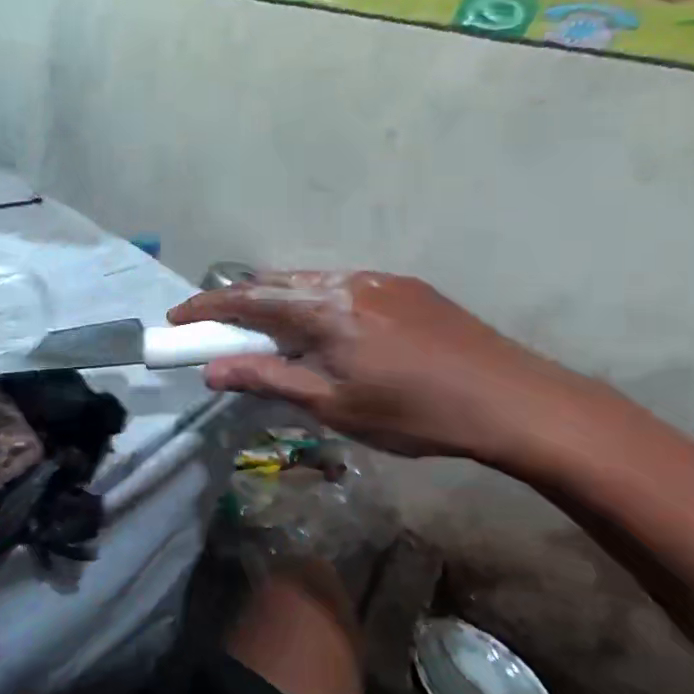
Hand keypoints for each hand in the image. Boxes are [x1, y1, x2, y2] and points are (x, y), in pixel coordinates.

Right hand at [167, 271, 603, 464]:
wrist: (517, 402)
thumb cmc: (416, 413)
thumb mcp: (333, 405)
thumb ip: (269, 379)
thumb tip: (212, 371)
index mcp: (326, 309)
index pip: (248, 299)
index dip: (206, 307)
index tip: (175, 318)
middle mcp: (348, 281)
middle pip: (275, 282)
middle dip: (238, 301)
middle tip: (217, 330)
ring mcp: (381, 280)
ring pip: (309, 282)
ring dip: (277, 302)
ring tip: (267, 334)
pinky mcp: (407, 288)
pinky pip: (340, 286)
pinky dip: (312, 303)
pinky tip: (323, 332)